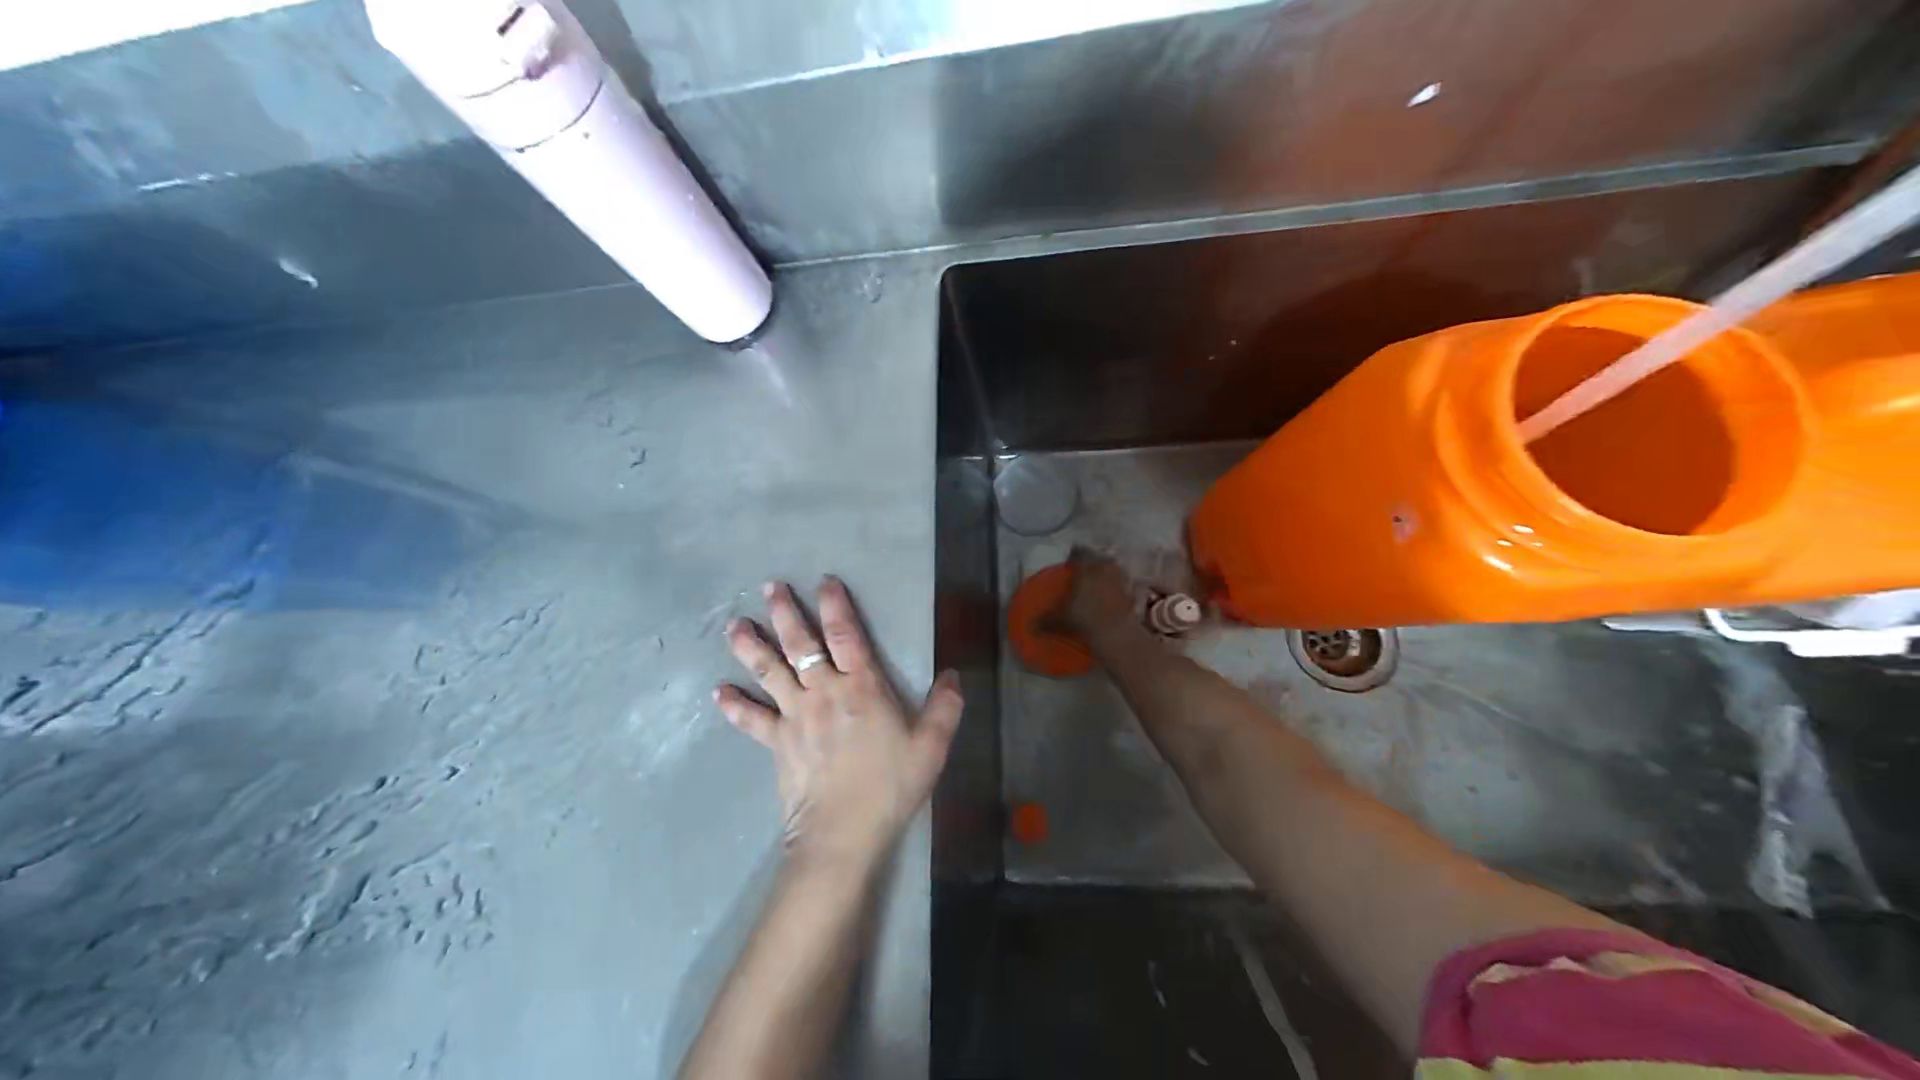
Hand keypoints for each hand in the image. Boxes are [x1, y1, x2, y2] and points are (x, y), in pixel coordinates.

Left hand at [716, 577, 962, 866]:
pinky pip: (751, 719)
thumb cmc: (889, 786)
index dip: (835, 605)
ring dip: (750, 646)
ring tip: (734, 625)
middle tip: (769, 586)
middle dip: (784, 612)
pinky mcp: (776, 742)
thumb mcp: (931, 747)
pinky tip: (717, 692)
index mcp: (861, 687)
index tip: (825, 581)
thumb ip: (945, 707)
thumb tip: (953, 674)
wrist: (842, 833)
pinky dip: (734, 705)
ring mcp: (794, 716)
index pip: (846, 634)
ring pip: (768, 671)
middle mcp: (823, 692)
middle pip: (799, 643)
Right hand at [1052, 546, 1136, 640]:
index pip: (1078, 553)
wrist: (1114, 632)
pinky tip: (1113, 595)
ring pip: (1112, 568)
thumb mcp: (1060, 619)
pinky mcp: (1131, 591)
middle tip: (1085, 570)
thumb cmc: (1083, 619)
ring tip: (1100, 581)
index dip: (1074, 554)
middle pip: (1098, 557)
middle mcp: (1102, 568)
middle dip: (1092, 561)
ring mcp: (1119, 579)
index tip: (1070, 560)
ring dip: (1107, 572)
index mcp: (1084, 568)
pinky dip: (1118, 586)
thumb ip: (1046, 619)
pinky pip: (1123, 583)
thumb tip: (1031, 625)